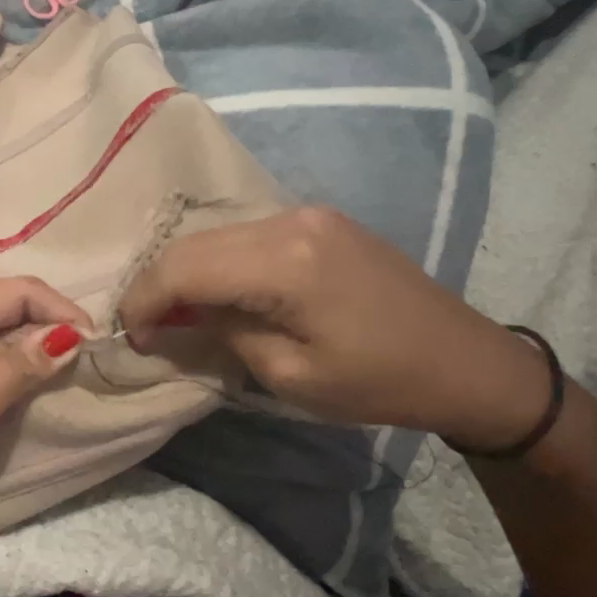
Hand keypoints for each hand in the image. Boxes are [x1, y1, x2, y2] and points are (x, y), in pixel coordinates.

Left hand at [0, 278, 91, 558]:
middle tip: (83, 356)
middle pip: (6, 297)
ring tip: (62, 362)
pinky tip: (26, 366)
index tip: (94, 343)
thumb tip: (70, 335)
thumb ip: (18, 367)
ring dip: (29, 334)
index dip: (61, 311)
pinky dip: (6, 345)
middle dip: (48, 321)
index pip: (16, 291)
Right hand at [118, 207, 547, 451]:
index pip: (182, 269)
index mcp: (285, 262)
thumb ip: (222, 333)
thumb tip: (174, 319)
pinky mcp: (317, 221)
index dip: (144, 302)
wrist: (466, 362)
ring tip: (174, 317)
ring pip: (213, 236)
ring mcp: (306, 214)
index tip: (130, 338)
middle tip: (145, 330)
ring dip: (183, 273)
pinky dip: (215, 263)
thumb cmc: (379, 382)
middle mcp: (290, 221)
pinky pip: (243, 235)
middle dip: (156, 287)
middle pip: (191, 244)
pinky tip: (214, 295)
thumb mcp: (289, 374)